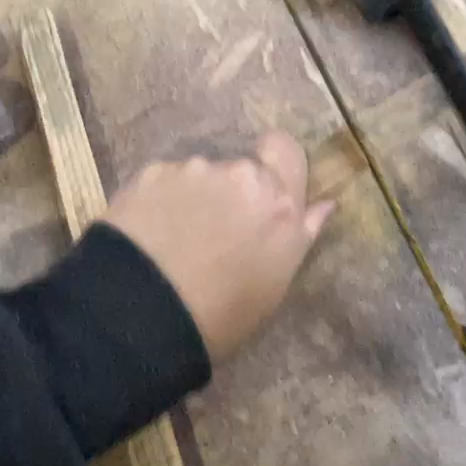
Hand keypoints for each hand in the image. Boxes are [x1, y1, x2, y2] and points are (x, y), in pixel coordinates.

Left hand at [104, 130, 333, 361]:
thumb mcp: (274, 286)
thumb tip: (322, 206)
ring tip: (175, 240)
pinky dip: (161, 200)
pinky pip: (165, 181)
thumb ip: (299, 235)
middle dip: (230, 193)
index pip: (286, 150)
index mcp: (280, 203)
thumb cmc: (222, 315)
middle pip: (240, 169)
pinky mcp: (152, 173)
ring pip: (201, 175)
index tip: (262, 194)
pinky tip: (150, 234)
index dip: (275, 163)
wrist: (143, 314)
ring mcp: (194, 170)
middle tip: (214, 234)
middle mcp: (241, 174)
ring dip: (195, 197)